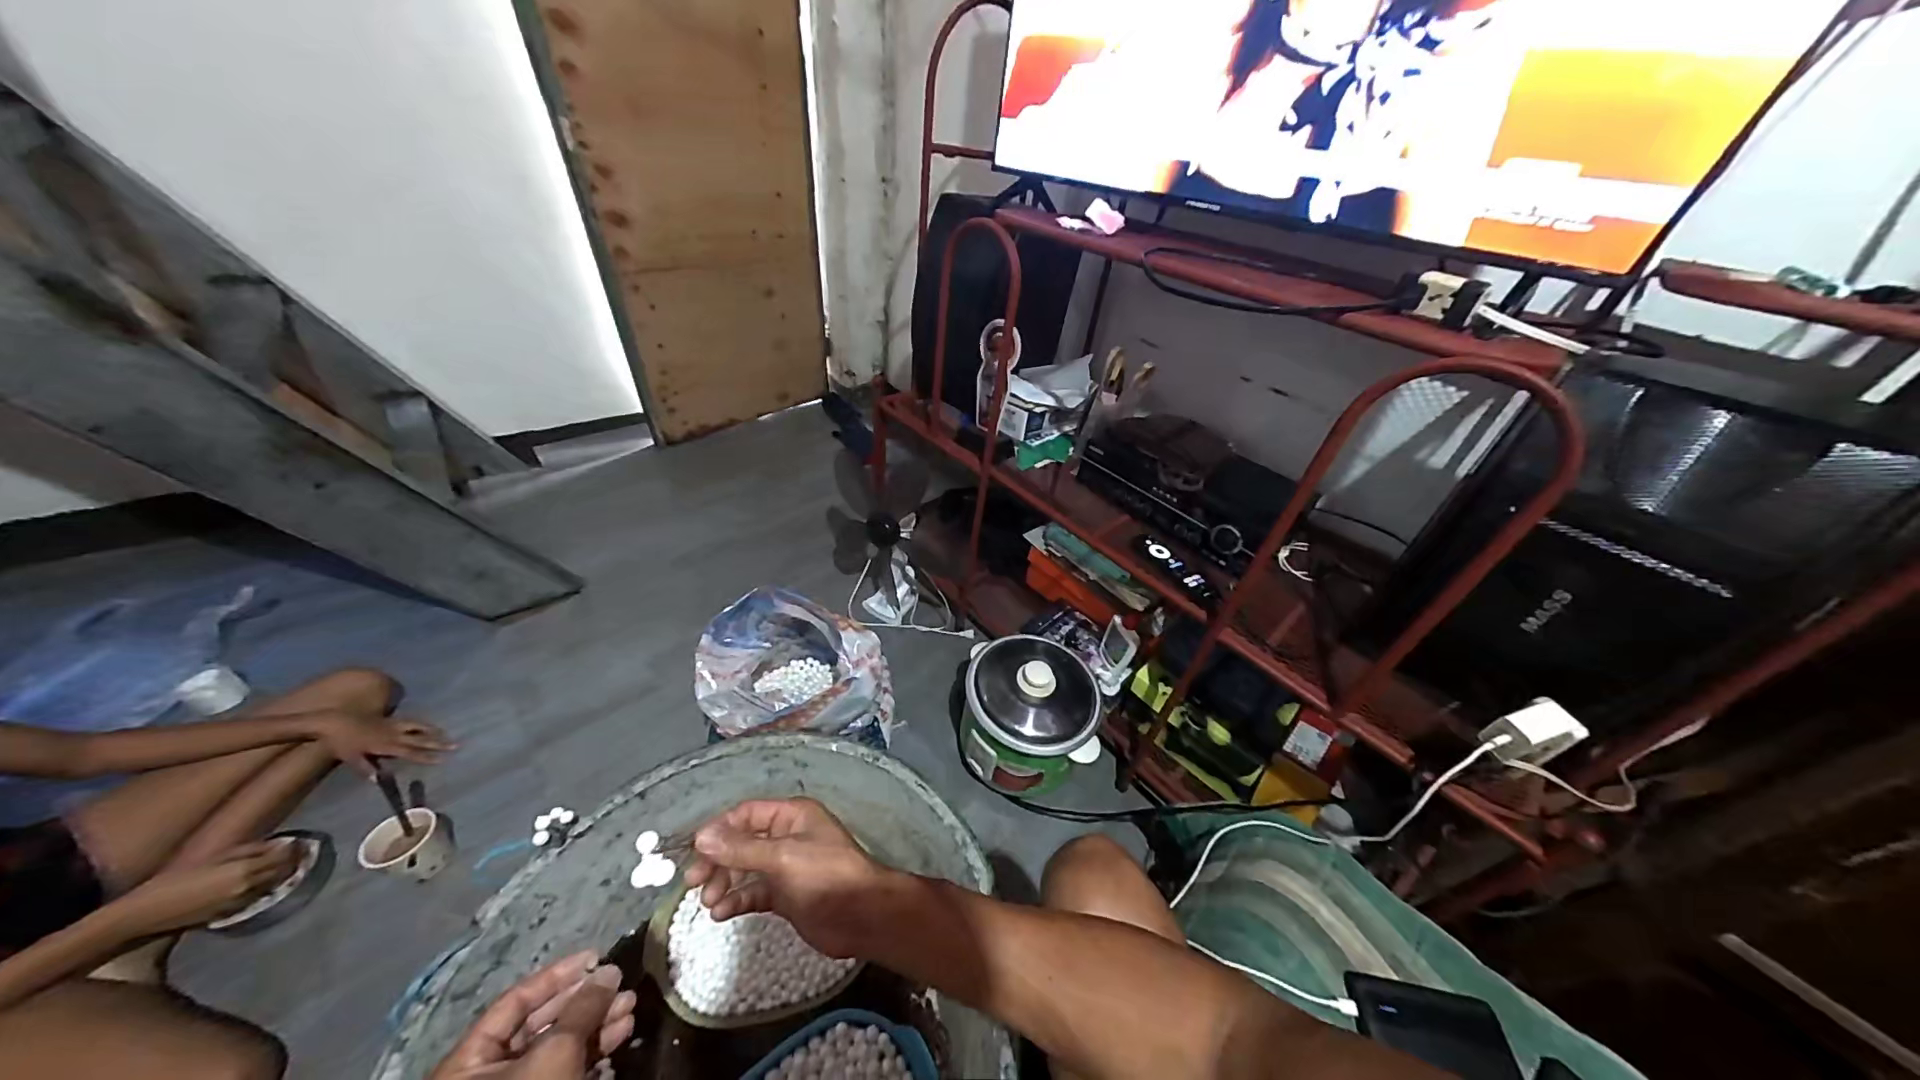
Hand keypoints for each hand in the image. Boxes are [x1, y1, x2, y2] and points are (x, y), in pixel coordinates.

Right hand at [113, 841, 299, 935]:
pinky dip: (267, 888)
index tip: (301, 840)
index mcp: (243, 870)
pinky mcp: (229, 915)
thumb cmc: (172, 881)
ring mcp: (239, 903)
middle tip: (300, 851)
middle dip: (294, 860)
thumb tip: (278, 842)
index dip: (294, 848)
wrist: (141, 916)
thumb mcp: (212, 859)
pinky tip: (265, 881)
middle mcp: (247, 887)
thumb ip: (247, 850)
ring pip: (273, 886)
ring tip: (288, 864)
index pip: (282, 856)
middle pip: (282, 871)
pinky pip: (257, 898)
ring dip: (283, 874)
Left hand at [309, 711, 453, 776]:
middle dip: (439, 743)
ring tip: (445, 733)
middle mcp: (394, 735)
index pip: (411, 752)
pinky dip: (420, 724)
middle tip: (455, 745)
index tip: (442, 759)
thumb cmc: (341, 742)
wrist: (335, 721)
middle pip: (421, 739)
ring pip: (418, 727)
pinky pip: (410, 721)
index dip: (427, 756)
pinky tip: (425, 725)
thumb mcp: (351, 758)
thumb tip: (378, 780)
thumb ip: (366, 768)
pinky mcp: (389, 719)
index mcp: (386, 745)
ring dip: (433, 730)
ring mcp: (393, 725)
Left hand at [430, 951, 636, 1079]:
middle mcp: (487, 1076)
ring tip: (631, 1010)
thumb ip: (583, 1008)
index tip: (597, 957)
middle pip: (541, 1024)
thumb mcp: (555, 1053)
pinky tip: (619, 1040)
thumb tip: (609, 970)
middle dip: (586, 1003)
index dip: (557, 975)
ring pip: (559, 1048)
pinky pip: (566, 1072)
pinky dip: (593, 1055)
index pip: (515, 1001)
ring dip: (597, 1026)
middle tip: (622, 988)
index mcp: (468, 1061)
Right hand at [683, 797, 890, 958]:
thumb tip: (701, 837)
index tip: (695, 852)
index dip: (719, 830)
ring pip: (744, 869)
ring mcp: (786, 867)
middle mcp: (787, 836)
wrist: (862, 916)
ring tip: (709, 902)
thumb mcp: (782, 858)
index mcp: (792, 816)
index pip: (746, 814)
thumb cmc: (826, 876)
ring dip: (724, 883)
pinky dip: (737, 900)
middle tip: (693, 883)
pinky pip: (753, 892)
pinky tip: (722, 913)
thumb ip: (741, 849)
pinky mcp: (785, 895)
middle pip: (741, 842)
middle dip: (717, 860)